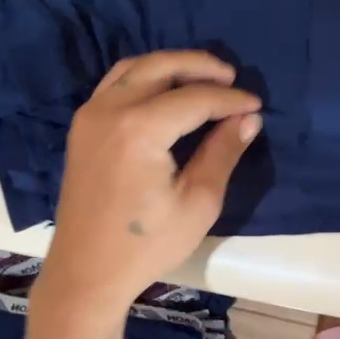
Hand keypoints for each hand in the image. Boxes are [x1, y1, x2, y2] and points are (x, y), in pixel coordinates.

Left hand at [37, 51, 261, 312]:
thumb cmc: (146, 246)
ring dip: (171, 66)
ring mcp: (90, 116)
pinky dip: (145, 78)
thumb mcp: (197, 203)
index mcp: (140, 130)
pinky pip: (115, 84)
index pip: (195, 98)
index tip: (256, 106)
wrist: (87, 271)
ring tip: (204, 79)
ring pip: (134, 68)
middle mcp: (110, 110)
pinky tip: (167, 92)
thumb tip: (249, 120)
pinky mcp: (82, 127)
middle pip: (160, 67)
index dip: (230, 99)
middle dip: (200, 67)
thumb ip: (222, 153)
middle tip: (233, 77)